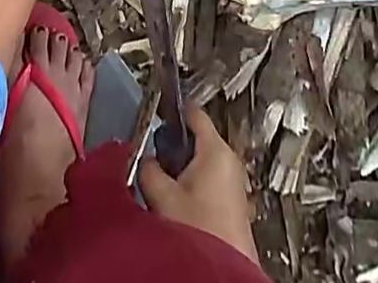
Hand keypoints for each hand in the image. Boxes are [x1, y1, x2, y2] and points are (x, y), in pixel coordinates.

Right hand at [137, 107, 258, 265]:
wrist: (224, 269)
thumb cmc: (200, 229)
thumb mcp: (163, 196)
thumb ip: (149, 170)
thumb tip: (145, 160)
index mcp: (216, 149)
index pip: (195, 113)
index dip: (174, 111)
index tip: (158, 111)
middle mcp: (228, 160)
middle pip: (196, 139)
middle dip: (173, 148)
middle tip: (154, 160)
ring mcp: (232, 181)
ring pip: (199, 162)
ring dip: (180, 170)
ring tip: (163, 187)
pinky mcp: (231, 201)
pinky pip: (207, 181)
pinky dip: (190, 185)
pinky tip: (178, 205)